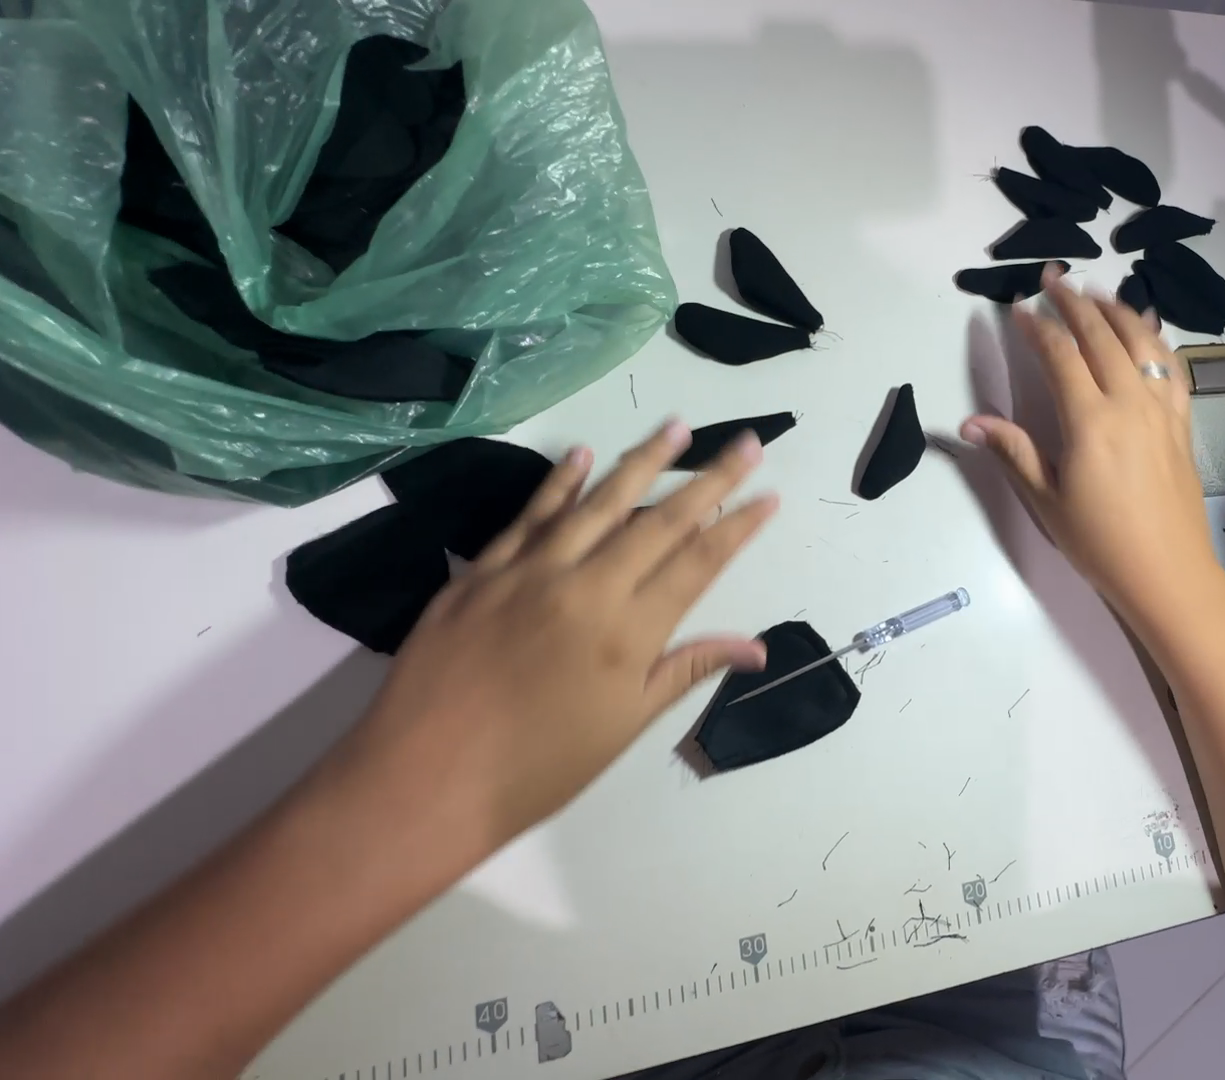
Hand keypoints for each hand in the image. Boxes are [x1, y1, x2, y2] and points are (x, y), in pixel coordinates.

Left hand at [334, 422, 778, 853]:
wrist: (418, 787)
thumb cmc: (540, 767)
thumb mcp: (628, 724)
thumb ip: (690, 668)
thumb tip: (757, 647)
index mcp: (629, 631)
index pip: (699, 562)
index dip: (739, 526)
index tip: (770, 495)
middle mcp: (587, 588)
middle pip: (661, 522)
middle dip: (710, 479)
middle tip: (746, 443)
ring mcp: (529, 573)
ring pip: (598, 503)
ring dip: (643, 460)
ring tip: (677, 426)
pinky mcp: (480, 573)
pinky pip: (529, 516)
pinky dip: (559, 482)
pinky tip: (583, 454)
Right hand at [960, 267, 1217, 623]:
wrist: (1167, 571)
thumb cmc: (1100, 541)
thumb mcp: (1047, 500)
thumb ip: (1014, 452)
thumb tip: (970, 423)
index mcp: (1090, 420)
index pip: (1061, 356)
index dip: (1039, 328)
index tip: (1020, 309)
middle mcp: (1130, 403)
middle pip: (1102, 336)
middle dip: (1075, 302)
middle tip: (1055, 278)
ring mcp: (1162, 410)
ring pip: (1142, 343)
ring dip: (1118, 311)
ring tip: (1098, 293)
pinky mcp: (1183, 423)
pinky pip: (1172, 368)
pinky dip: (1157, 340)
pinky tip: (1149, 331)